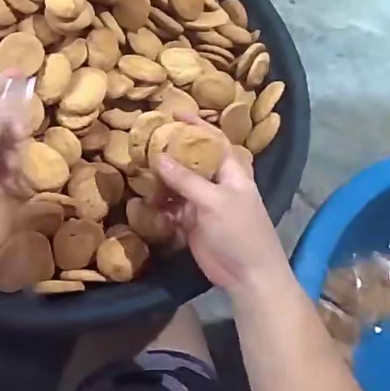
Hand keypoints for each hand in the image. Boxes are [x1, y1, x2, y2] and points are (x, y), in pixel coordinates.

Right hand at [155, 116, 289, 293]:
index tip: (174, 113)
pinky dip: (159, 204)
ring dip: (160, 181)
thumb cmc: (240, 233)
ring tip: (140, 175)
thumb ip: (185, 180)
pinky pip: (171, 206)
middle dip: (170, 152)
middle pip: (191, 161)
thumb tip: (158, 157)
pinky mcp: (191, 223)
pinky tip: (147, 204)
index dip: (197, 126)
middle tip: (145, 143)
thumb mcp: (214, 202)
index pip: (215, 141)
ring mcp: (203, 204)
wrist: (249, 276)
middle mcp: (217, 185)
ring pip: (177, 184)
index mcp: (232, 174)